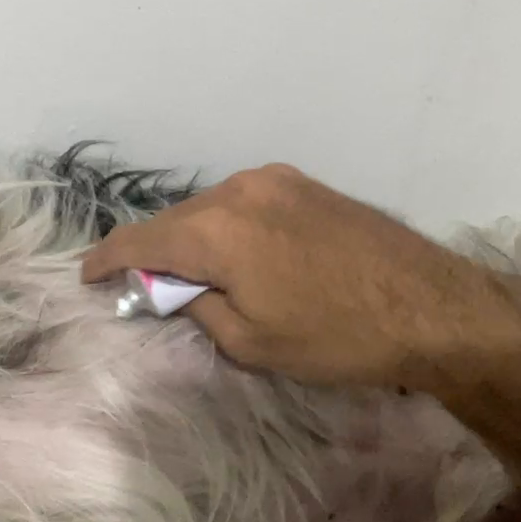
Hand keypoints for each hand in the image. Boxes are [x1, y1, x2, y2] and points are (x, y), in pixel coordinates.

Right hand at [81, 164, 520, 388]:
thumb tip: (173, 290)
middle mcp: (240, 190)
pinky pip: (242, 203)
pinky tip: (236, 254)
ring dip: (191, 239)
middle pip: (172, 221)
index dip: (107, 260)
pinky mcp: (304, 184)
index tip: (88, 277)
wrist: (432, 308)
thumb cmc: (336, 337)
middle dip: (151, 253)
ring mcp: (276, 180)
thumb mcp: (251, 341)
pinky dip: (225, 228)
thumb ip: (196, 307)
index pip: (140, 241)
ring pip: (208, 208)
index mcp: (217, 230)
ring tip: (195, 276)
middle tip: (143, 288)